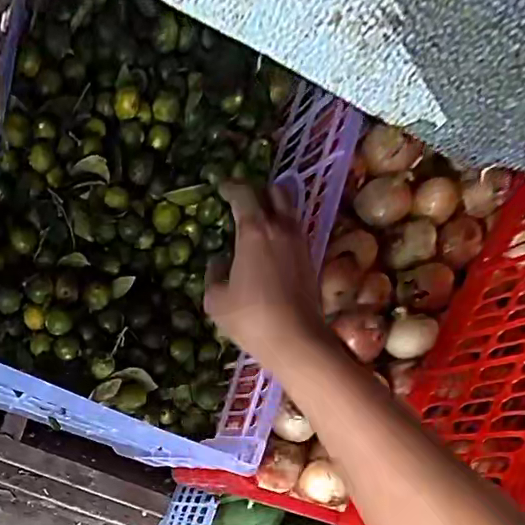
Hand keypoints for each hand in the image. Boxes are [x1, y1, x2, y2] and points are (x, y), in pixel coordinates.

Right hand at [204, 181, 331, 366]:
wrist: (295, 338)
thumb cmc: (250, 318)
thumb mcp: (216, 302)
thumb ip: (213, 276)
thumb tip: (218, 263)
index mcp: (254, 230)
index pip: (243, 194)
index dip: (231, 186)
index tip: (222, 187)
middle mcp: (281, 227)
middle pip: (275, 191)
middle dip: (259, 190)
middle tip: (245, 199)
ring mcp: (300, 242)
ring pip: (290, 209)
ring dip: (275, 207)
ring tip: (261, 218)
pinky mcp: (311, 259)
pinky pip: (296, 231)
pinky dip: (283, 229)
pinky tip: (273, 245)